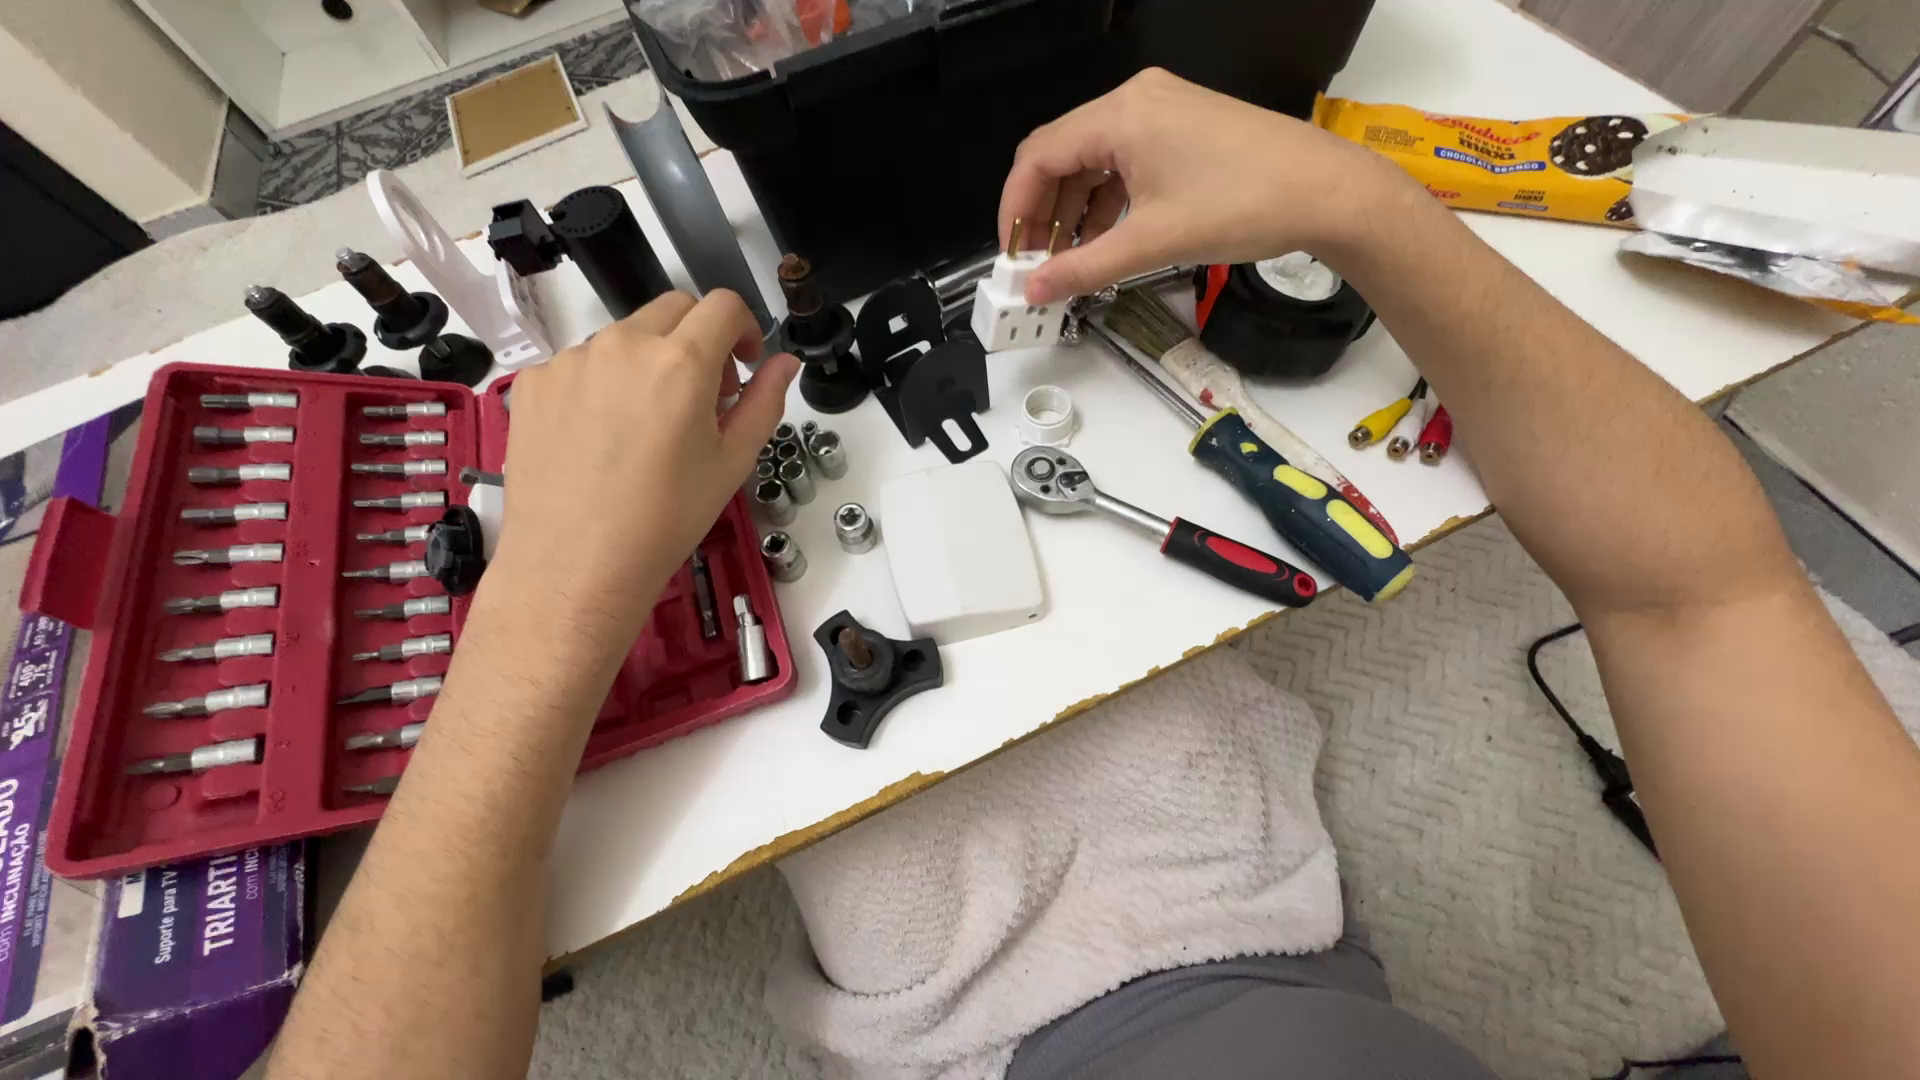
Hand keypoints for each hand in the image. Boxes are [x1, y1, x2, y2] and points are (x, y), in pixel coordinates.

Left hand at [491, 290, 798, 645]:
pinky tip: (606, 435)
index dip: (746, 328)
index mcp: (681, 364)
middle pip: (675, 309)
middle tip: (706, 394)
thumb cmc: (665, 520)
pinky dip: (606, 382)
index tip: (745, 363)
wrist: (576, 564)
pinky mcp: (536, 382)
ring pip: (627, 336)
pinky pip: (584, 362)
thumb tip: (785, 364)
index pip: (724, 306)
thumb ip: (765, 401)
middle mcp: (623, 346)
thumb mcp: (732, 462)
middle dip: (701, 338)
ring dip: (652, 361)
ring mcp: (572, 360)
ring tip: (651, 424)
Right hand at [999, 68, 1423, 304]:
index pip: (1038, 156)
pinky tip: (1106, 239)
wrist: (1326, 194)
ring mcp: (1162, 112)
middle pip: (1061, 156)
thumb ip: (1083, 269)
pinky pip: (1123, 163)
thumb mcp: (1151, 244)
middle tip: (1035, 262)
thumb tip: (1035, 290)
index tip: (1011, 253)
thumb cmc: (1245, 204)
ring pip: (1092, 162)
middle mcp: (1137, 103)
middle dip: (1043, 213)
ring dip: (1074, 211)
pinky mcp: (1181, 129)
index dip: (1014, 209)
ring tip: (1069, 260)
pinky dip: (1106, 202)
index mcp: (1122, 116)